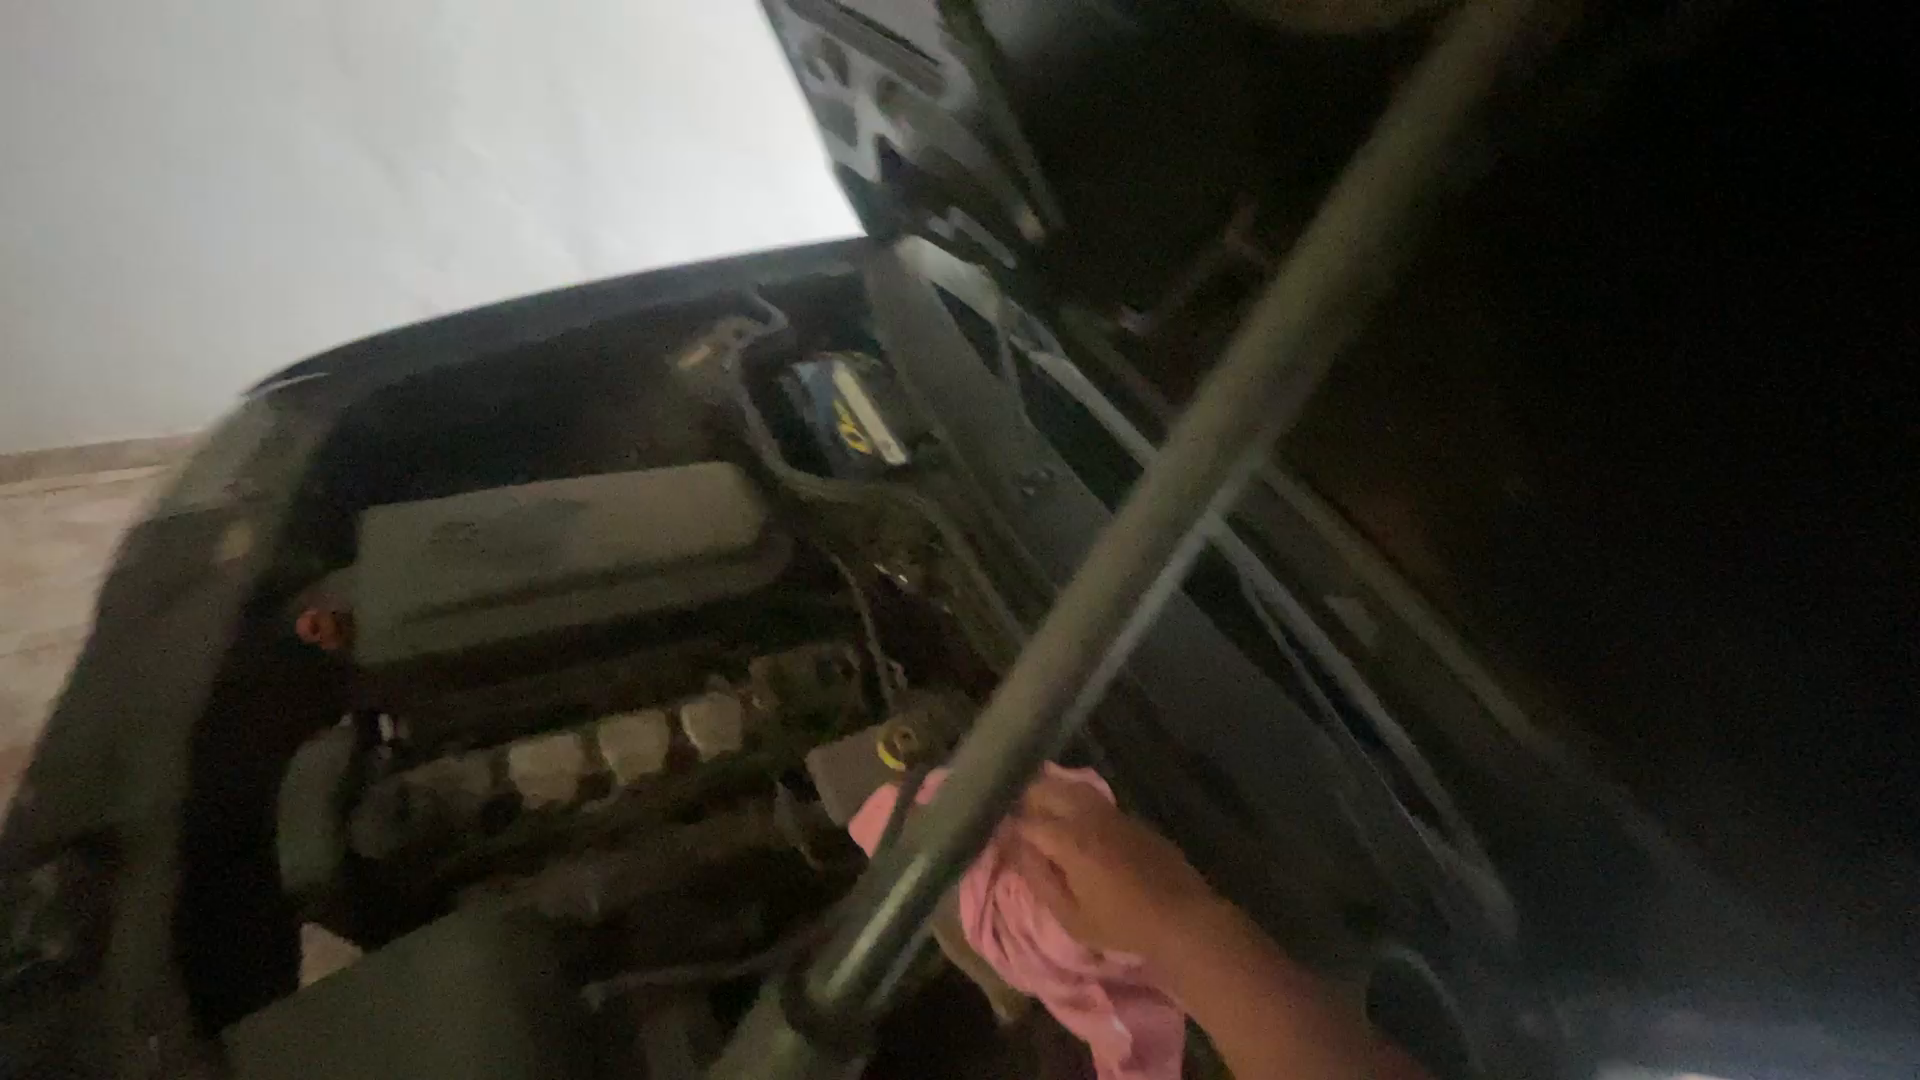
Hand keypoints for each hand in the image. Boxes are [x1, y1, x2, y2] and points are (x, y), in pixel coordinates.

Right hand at [1012, 775, 1226, 962]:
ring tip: (1038, 807)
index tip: (998, 833)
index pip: (1026, 822)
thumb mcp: (1071, 917)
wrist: (1181, 915)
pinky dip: (1073, 798)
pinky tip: (1072, 814)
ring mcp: (1109, 811)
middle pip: (1046, 790)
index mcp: (1068, 840)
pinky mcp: (1127, 815)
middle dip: (1026, 799)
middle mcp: (1086, 816)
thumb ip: (1039, 880)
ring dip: (1050, 792)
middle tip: (1015, 816)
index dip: (1009, 827)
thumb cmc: (1121, 923)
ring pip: (1070, 786)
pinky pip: (1091, 797)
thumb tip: (1018, 851)